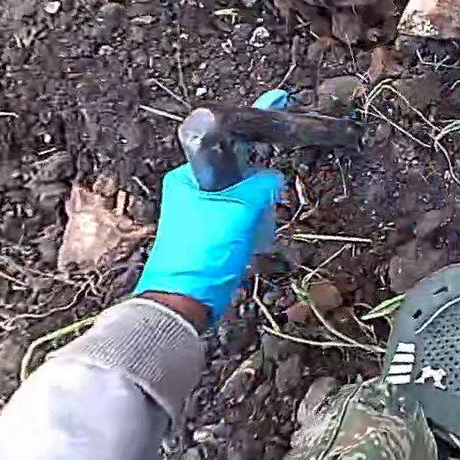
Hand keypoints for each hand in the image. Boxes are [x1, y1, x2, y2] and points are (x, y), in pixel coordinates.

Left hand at [133, 163, 283, 328]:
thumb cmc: (203, 253)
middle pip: (239, 185)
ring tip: (248, 236)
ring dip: (253, 221)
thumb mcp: (239, 208)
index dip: (251, 176)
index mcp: (184, 180)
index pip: (230, 161)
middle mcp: (188, 195)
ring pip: (242, 206)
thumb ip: (261, 185)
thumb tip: (274, 177)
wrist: (188, 297)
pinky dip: (247, 234)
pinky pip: (238, 225)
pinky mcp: (208, 235)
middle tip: (254, 217)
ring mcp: (198, 217)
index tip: (260, 192)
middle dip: (254, 203)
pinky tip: (245, 245)